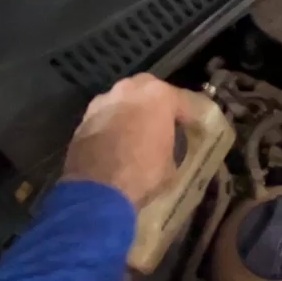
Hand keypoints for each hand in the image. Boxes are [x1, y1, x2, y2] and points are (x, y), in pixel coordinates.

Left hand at [59, 75, 205, 206]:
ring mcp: (104, 101)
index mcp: (159, 96)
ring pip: (124, 100)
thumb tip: (166, 148)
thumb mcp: (171, 164)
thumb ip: (171, 145)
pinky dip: (113, 124)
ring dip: (132, 111)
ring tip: (137, 132)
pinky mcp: (84, 118)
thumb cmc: (142, 174)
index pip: (184, 100)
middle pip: (150, 90)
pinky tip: (116, 141)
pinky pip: (106, 116)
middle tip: (164, 122)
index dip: (193, 114)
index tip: (197, 126)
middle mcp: (130, 90)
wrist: (95, 191)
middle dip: (158, 104)